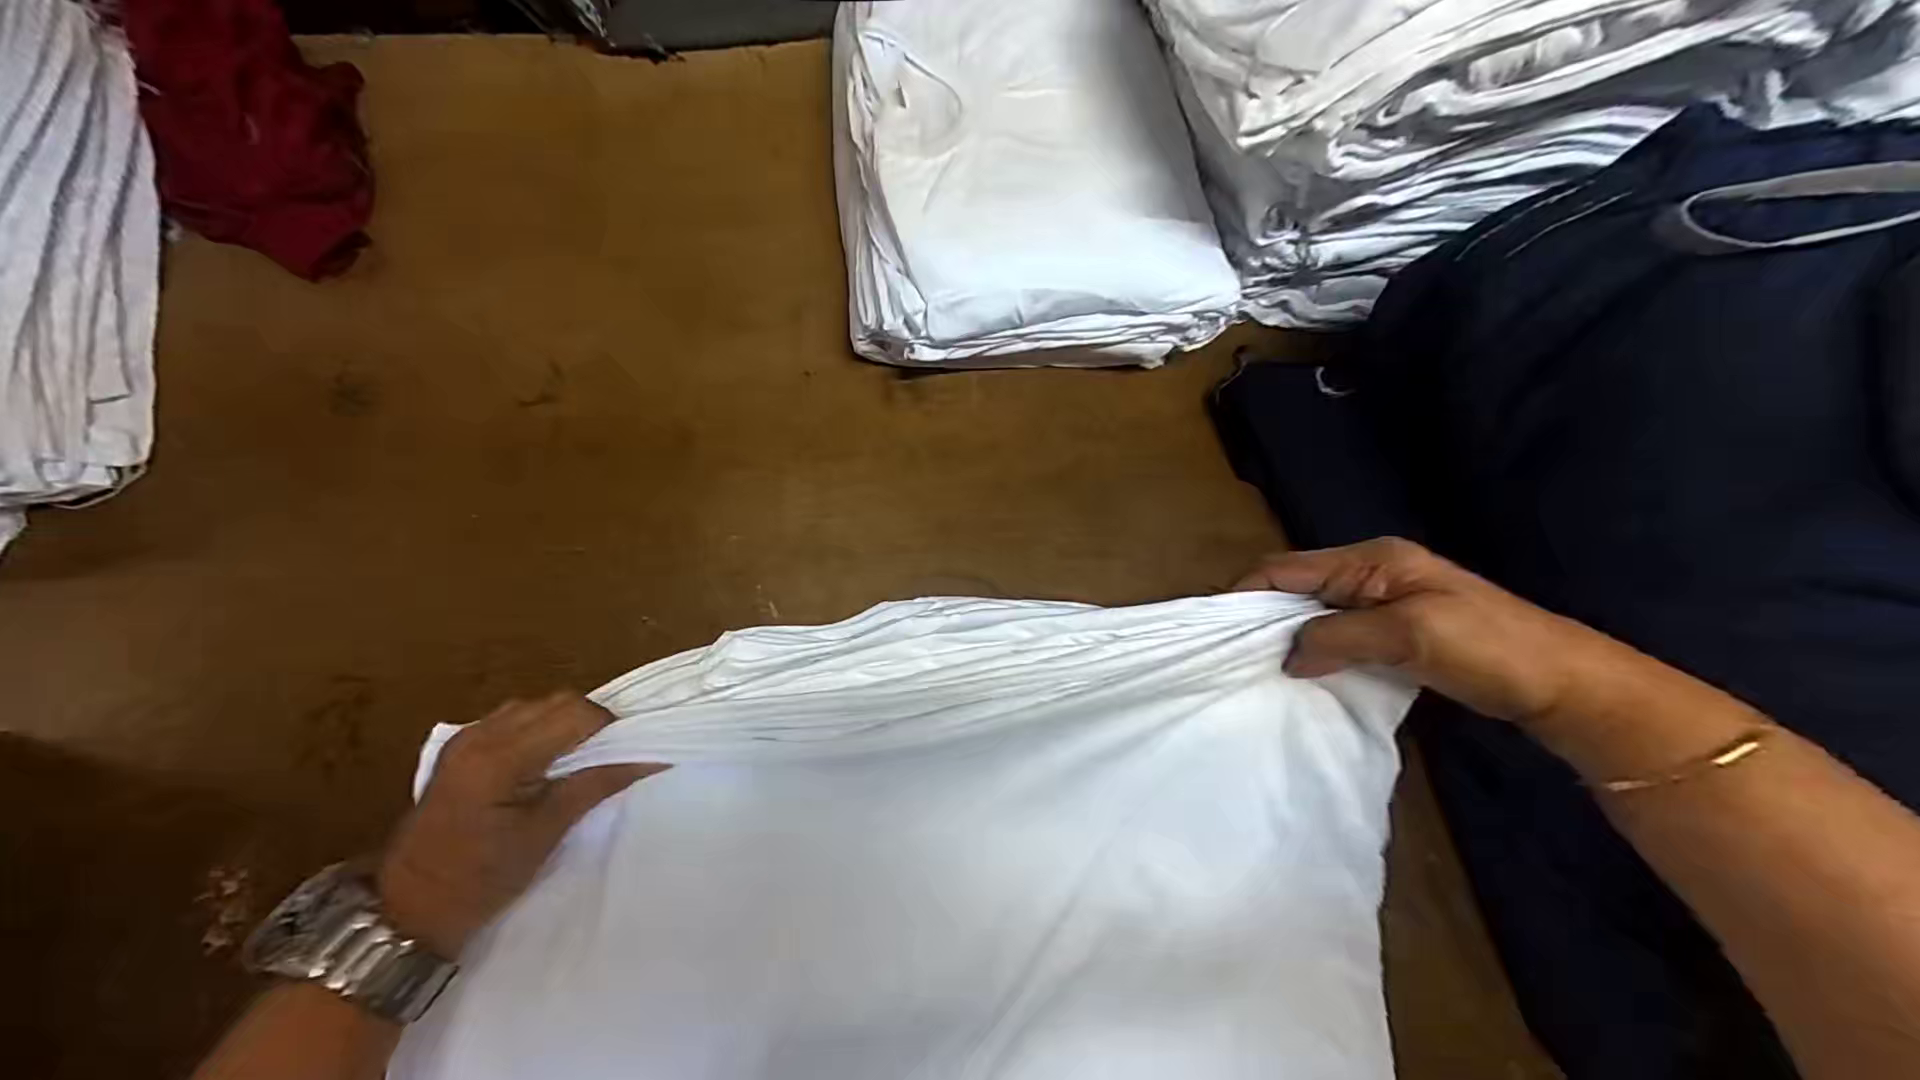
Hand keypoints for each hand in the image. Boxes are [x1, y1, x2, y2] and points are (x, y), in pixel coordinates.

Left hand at [377, 693, 665, 957]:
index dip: (611, 728)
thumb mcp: (546, 834)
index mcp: (500, 756)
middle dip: (592, 723)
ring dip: (567, 725)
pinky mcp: (462, 747)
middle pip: (559, 701)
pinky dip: (543, 729)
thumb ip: (597, 784)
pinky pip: (517, 718)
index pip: (577, 713)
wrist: (405, 911)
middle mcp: (481, 735)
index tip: (626, 755)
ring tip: (578, 762)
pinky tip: (546, 762)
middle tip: (607, 759)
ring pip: (540, 705)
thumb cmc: (479, 879)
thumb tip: (650, 759)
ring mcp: (467, 738)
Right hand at [1234, 537, 1645, 728]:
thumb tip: (1287, 656)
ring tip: (1258, 662)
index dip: (1246, 592)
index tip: (1215, 626)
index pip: (1286, 568)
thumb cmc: (1489, 649)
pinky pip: (1335, 631)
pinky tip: (1302, 669)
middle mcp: (1370, 572)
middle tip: (1232, 650)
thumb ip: (1338, 636)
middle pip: (1294, 586)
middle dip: (1261, 614)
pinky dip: (1313, 647)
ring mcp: (1383, 600)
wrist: (1567, 684)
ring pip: (1312, 611)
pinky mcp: (1393, 629)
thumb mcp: (1408, 636)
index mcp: (1371, 561)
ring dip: (1286, 634)